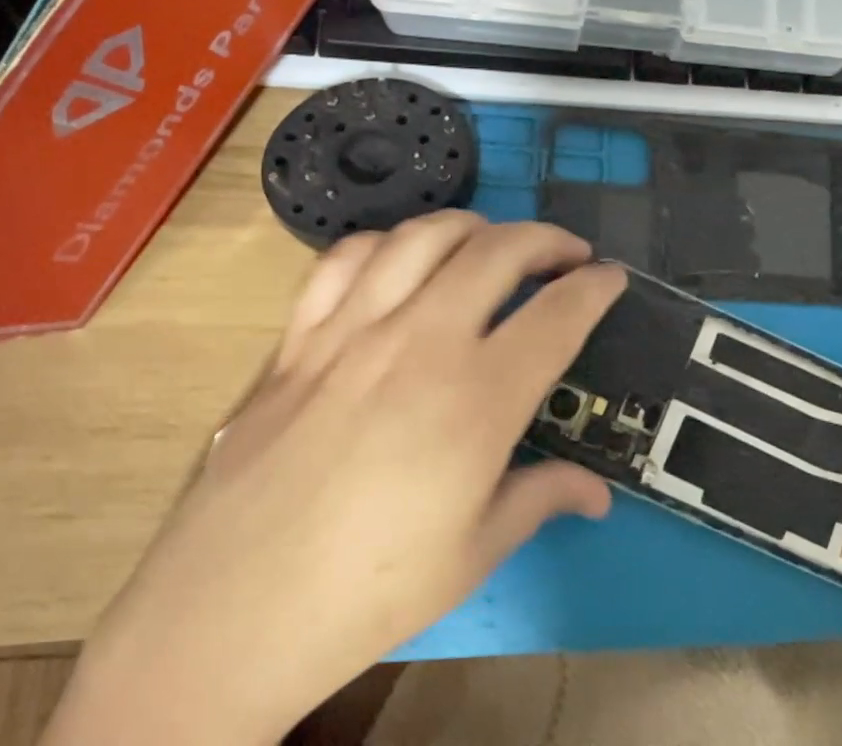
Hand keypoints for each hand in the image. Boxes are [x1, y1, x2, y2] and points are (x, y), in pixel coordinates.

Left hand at [42, 214, 626, 745]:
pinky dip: (385, 244)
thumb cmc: (367, 593)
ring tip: (492, 244)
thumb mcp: (473, 553)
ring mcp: (350, 334)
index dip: (595, 288)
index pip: (557, 316)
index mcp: (478, 400)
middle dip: (546, 240)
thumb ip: (541, 499)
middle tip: (567, 255)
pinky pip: (343, 261)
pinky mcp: (296, 342)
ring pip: (421, 238)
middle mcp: (420, 344)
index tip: (611, 279)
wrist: (229, 613)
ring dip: (471, 227)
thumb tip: (596, 493)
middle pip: (497, 253)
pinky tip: (400, 261)